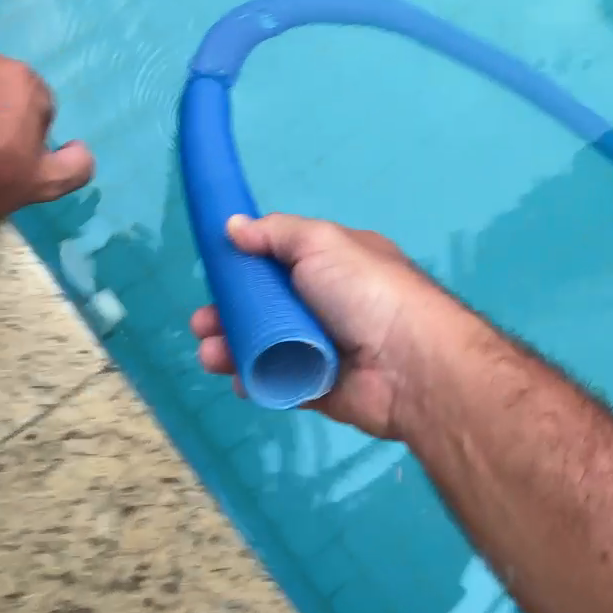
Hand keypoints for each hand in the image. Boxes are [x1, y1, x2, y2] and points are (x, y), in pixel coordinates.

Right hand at [189, 214, 478, 439]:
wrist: (411, 365)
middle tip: (202, 323)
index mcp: (334, 265)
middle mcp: (329, 304)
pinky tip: (238, 379)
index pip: (281, 262)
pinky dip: (256, 380)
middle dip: (229, 314)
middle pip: (266, 307)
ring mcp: (323, 347)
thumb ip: (275, 233)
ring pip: (266, 346)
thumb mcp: (321, 243)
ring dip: (232, 348)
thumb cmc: (366, 292)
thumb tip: (233, 225)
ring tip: (210, 354)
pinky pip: (279, 381)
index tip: (216, 274)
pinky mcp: (320, 387)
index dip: (246, 268)